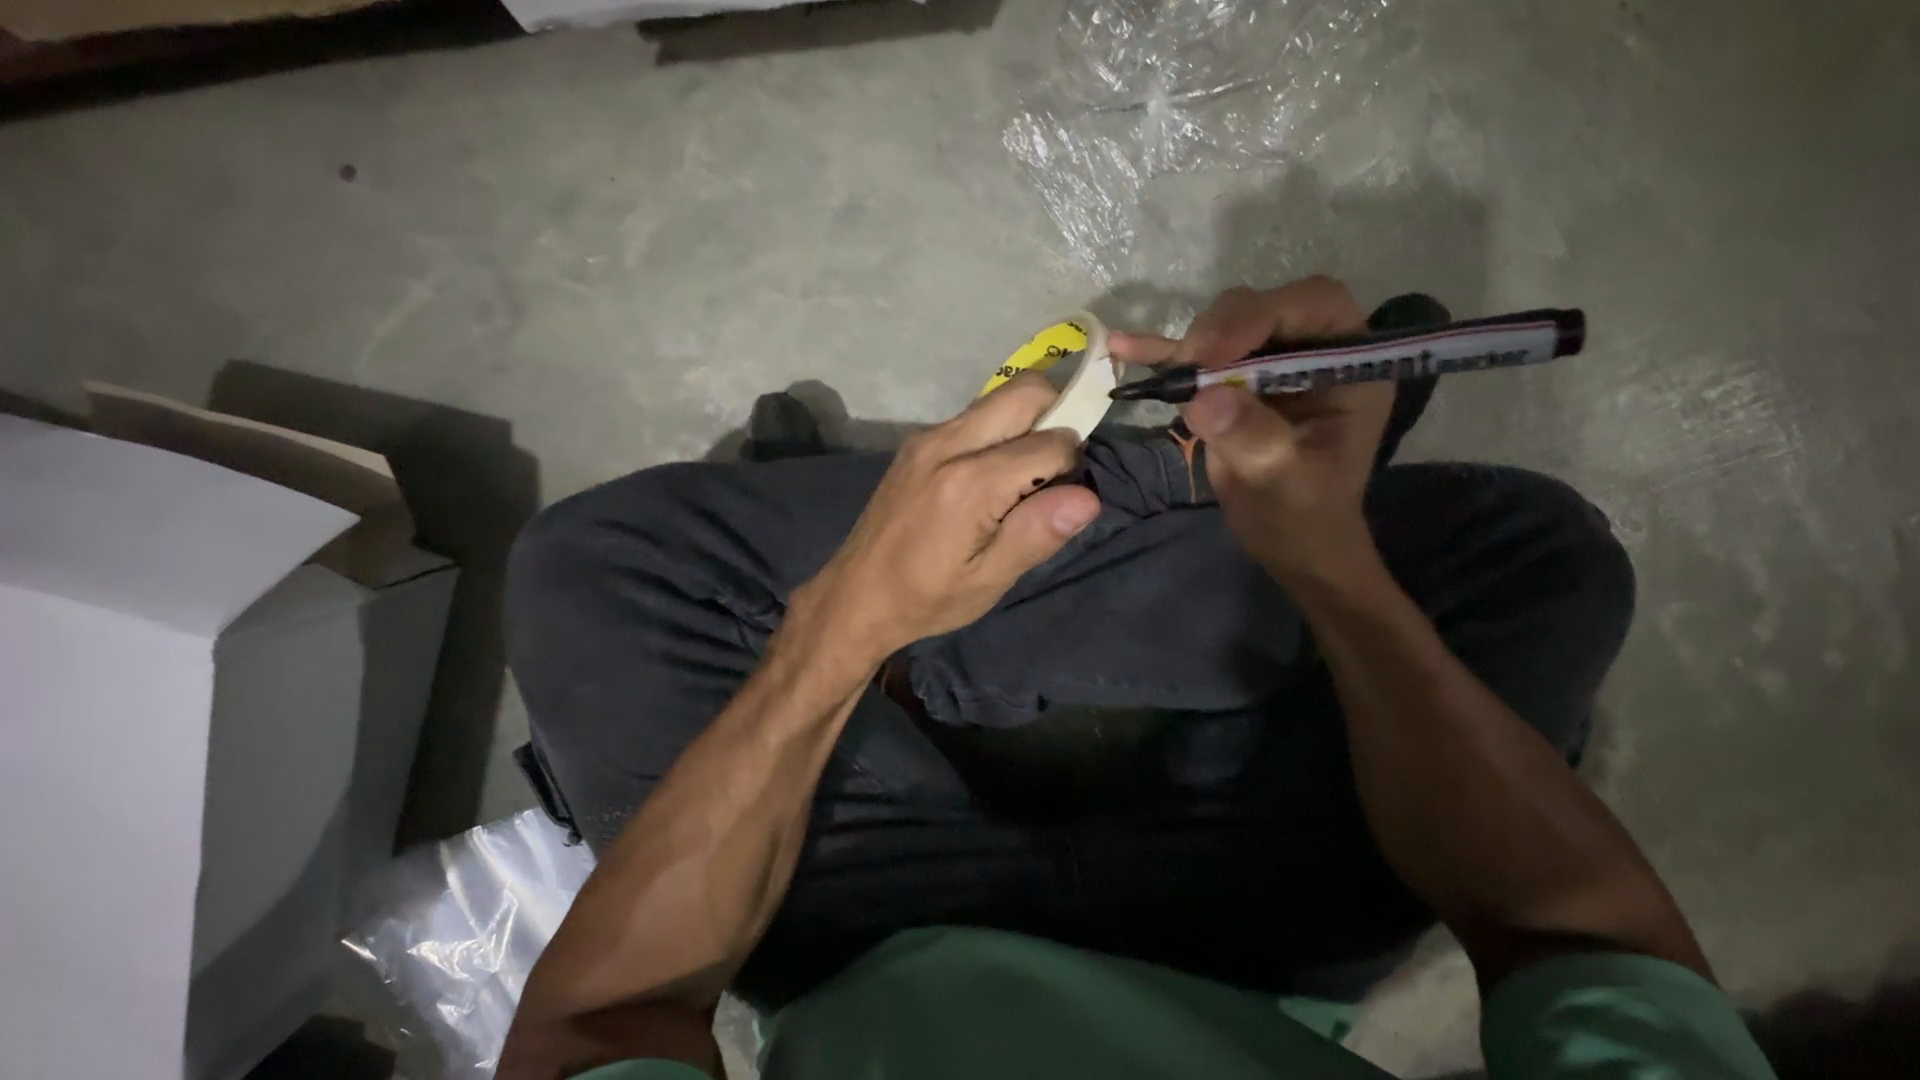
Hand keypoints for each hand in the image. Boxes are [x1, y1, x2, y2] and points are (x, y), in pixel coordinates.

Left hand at [795, 372, 1101, 660]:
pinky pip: (973, 416)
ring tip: (1023, 477)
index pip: (1050, 442)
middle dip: (1057, 415)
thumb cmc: (926, 598)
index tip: (1064, 497)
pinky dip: (998, 431)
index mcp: (969, 483)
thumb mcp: (988, 580)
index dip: (1071, 465)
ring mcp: (928, 437)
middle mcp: (947, 444)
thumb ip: (1037, 533)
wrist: (856, 595)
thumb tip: (1090, 497)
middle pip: (1026, 391)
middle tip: (1055, 469)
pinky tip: (991, 477)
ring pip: (999, 398)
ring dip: (1026, 422)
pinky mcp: (917, 442)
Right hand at [1108, 276, 1390, 584]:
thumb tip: (1206, 399)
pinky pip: (1195, 357)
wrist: (1289, 540)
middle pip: (1263, 309)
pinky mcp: (1228, 380)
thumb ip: (1256, 439)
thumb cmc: (1303, 515)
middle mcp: (1310, 351)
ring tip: (1171, 382)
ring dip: (1192, 346)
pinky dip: (1159, 353)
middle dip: (1222, 331)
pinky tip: (1121, 345)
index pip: (1315, 306)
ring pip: (1225, 325)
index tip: (1215, 354)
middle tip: (1187, 370)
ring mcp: (1266, 362)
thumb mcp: (1287, 483)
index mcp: (1348, 365)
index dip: (1265, 315)